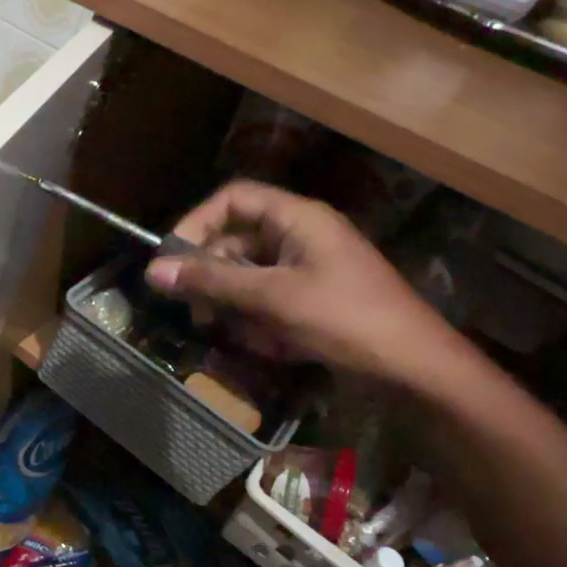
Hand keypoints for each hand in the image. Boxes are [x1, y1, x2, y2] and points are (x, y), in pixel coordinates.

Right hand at [144, 180, 466, 386]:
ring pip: (246, 277)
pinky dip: (257, 323)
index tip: (171, 259)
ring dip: (232, 306)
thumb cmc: (344, 319)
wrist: (413, 367)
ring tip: (234, 335)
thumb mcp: (271, 298)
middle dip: (211, 278)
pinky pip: (265, 302)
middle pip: (234, 242)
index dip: (197, 222)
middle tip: (195, 312)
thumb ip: (212, 280)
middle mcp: (299, 236)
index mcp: (297, 219)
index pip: (233, 200)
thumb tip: (153, 270)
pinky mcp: (310, 300)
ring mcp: (306, 270)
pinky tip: (267, 347)